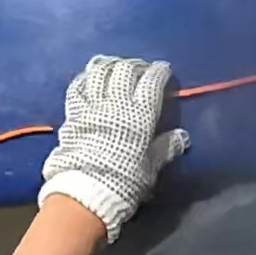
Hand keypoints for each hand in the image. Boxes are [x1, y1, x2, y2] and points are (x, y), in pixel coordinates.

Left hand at [39, 55, 188, 241]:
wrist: (86, 190)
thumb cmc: (124, 181)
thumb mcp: (151, 167)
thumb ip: (165, 148)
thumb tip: (182, 136)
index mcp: (140, 115)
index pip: (152, 82)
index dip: (159, 72)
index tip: (163, 69)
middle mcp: (116, 103)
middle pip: (125, 71)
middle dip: (135, 65)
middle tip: (140, 67)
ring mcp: (92, 104)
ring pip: (100, 72)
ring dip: (110, 64)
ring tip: (115, 64)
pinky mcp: (73, 111)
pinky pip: (78, 86)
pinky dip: (86, 77)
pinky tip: (89, 75)